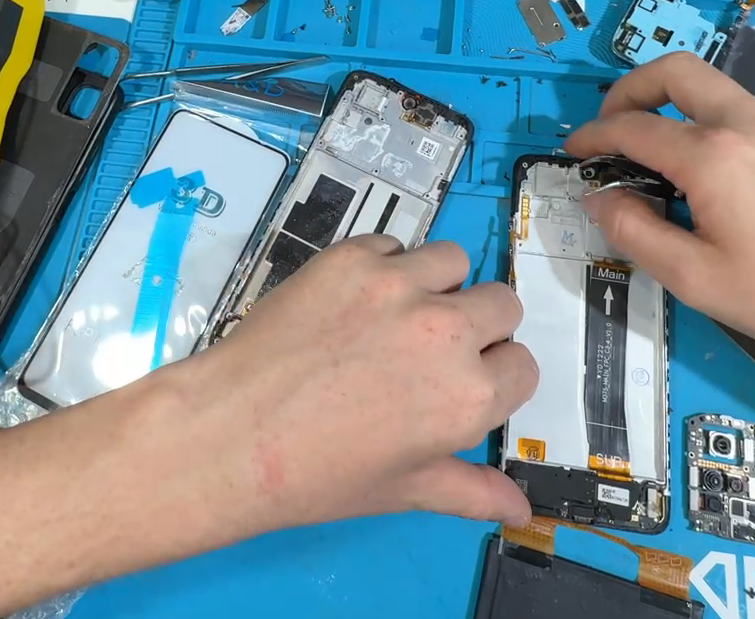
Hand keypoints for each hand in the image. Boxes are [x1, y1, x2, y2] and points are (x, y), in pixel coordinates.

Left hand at [179, 235, 536, 531]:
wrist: (232, 430)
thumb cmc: (316, 473)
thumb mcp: (402, 490)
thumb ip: (470, 490)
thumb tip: (522, 511)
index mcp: (466, 396)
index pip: (523, 365)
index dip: (495, 375)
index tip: (465, 380)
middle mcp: (444, 331)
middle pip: (502, 303)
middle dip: (480, 324)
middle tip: (433, 345)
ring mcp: (397, 284)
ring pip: (454, 261)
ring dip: (436, 284)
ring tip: (396, 312)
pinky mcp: (353, 256)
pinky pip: (394, 244)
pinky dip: (385, 264)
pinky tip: (353, 298)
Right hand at [564, 53, 754, 400]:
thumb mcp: (696, 281)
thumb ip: (633, 231)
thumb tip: (600, 197)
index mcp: (713, 155)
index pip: (631, 126)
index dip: (592, 135)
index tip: (573, 151)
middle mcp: (752, 122)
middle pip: (676, 71)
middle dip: (631, 89)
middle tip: (613, 127)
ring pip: (720, 94)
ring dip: (679, 114)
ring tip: (672, 168)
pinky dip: (723, 133)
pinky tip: (737, 187)